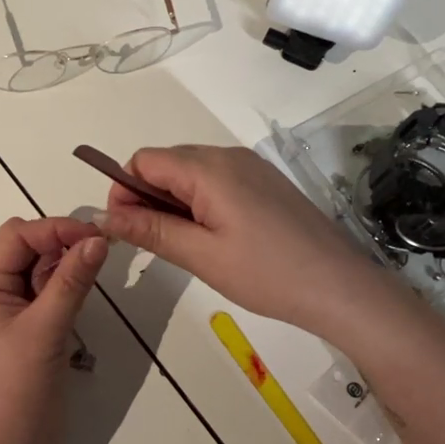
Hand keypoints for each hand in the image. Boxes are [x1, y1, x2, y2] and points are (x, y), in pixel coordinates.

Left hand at [0, 217, 106, 443]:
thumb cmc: (19, 388)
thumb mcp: (46, 329)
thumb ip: (72, 281)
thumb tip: (98, 239)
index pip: (17, 234)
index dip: (55, 228)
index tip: (96, 236)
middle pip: (27, 244)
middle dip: (61, 241)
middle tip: (99, 251)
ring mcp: (12, 308)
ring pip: (40, 265)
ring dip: (66, 261)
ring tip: (96, 269)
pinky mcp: (30, 325)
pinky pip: (48, 289)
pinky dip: (67, 282)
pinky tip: (86, 288)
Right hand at [95, 145, 378, 329]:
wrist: (340, 287)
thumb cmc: (266, 273)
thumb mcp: (201, 255)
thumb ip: (150, 230)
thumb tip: (104, 215)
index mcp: (209, 169)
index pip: (145, 160)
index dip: (124, 190)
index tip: (125, 229)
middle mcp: (229, 156)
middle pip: (167, 162)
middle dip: (147, 196)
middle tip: (152, 243)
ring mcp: (251, 168)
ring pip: (192, 173)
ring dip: (173, 202)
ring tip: (184, 245)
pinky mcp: (266, 183)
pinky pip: (217, 181)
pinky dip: (200, 202)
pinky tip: (213, 238)